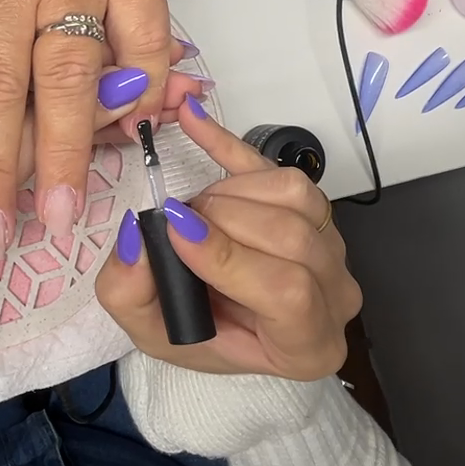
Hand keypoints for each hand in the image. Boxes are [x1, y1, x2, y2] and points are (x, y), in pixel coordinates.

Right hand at [96, 102, 362, 379]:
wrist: (218, 320)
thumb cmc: (194, 334)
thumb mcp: (148, 330)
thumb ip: (131, 290)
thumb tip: (136, 234)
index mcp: (307, 345)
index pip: (289, 295)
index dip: (230, 257)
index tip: (177, 230)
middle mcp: (334, 295)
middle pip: (291, 237)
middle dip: (221, 218)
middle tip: (176, 220)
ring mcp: (331, 246)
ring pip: (295, 195)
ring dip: (230, 190)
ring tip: (193, 205)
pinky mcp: (309, 204)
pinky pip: (275, 165)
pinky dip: (228, 142)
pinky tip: (191, 120)